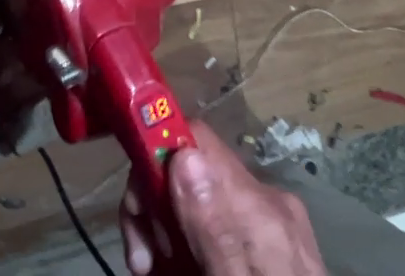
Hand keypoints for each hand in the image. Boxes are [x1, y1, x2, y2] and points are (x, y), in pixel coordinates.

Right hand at [121, 121, 325, 275]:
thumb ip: (216, 231)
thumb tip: (185, 157)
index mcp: (260, 209)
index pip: (196, 142)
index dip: (153, 159)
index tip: (138, 215)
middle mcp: (264, 206)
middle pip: (186, 174)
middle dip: (152, 213)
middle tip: (141, 267)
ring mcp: (266, 229)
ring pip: (191, 205)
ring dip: (162, 238)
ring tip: (151, 275)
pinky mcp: (263, 251)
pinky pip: (210, 229)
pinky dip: (184, 252)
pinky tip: (173, 275)